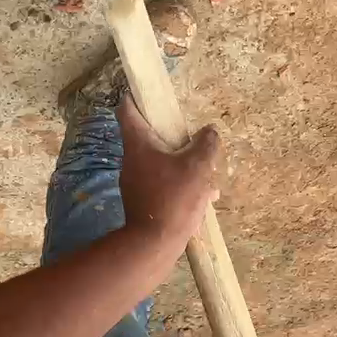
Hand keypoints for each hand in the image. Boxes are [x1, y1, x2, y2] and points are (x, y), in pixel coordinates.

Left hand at [119, 95, 220, 249]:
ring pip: (161, 162)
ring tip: (208, 176)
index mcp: (138, 144)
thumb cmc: (173, 199)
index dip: (135, 96)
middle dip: (174, 137)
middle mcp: (131, 160)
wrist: (153, 244)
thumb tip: (209, 131)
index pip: (127, 109)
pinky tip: (204, 197)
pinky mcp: (141, 200)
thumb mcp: (198, 166)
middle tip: (194, 140)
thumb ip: (206, 144)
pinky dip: (181, 184)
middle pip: (150, 136)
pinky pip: (163, 183)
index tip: (148, 92)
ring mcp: (134, 181)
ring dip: (183, 164)